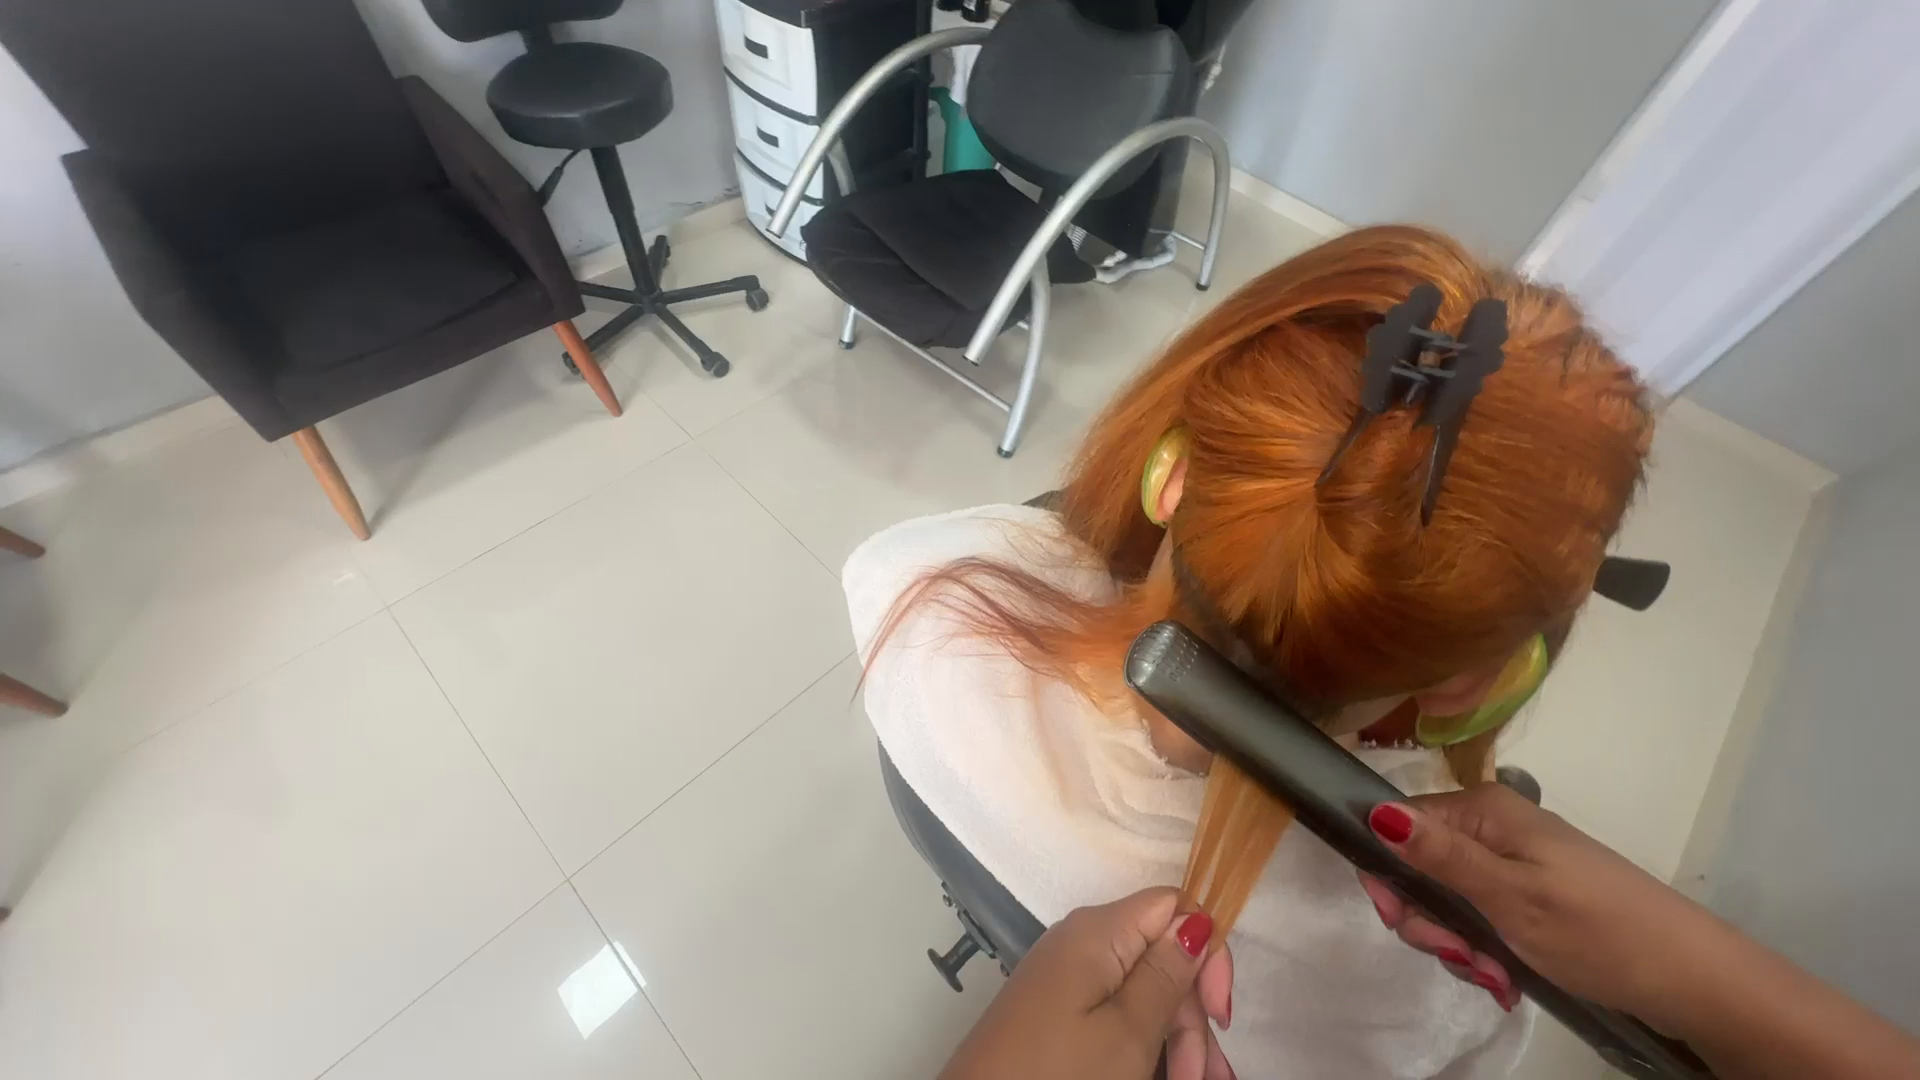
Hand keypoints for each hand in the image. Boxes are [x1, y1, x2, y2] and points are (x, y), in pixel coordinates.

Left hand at [939, 887, 1235, 1079]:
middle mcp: (1085, 942)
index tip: (1220, 1013)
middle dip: (1191, 1015)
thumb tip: (1197, 919)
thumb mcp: (1127, 1031)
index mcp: (1099, 930)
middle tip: (1203, 1078)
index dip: (1207, 948)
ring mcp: (1071, 977)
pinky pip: (1118, 1013)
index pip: (1172, 904)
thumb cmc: (1059, 1072)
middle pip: (1162, 956)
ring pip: (1145, 992)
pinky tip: (1166, 1076)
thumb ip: (1167, 973)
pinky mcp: (1062, 1009)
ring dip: (1176, 1039)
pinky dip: (1146, 1044)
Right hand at [1357, 783, 1729, 1029]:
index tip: (1400, 920)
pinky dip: (1483, 947)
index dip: (1387, 871)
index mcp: (1483, 810)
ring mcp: (1515, 860)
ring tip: (1493, 976)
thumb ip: (1440, 856)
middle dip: (1429, 918)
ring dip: (1457, 941)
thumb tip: (1376, 812)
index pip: (1397, 823)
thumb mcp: (1511, 897)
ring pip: (1447, 896)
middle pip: (1419, 863)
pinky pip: (1479, 914)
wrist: (1704, 985)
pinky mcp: (1532, 893)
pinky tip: (1505, 975)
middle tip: (1461, 958)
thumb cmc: (1600, 933)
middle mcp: (1493, 826)